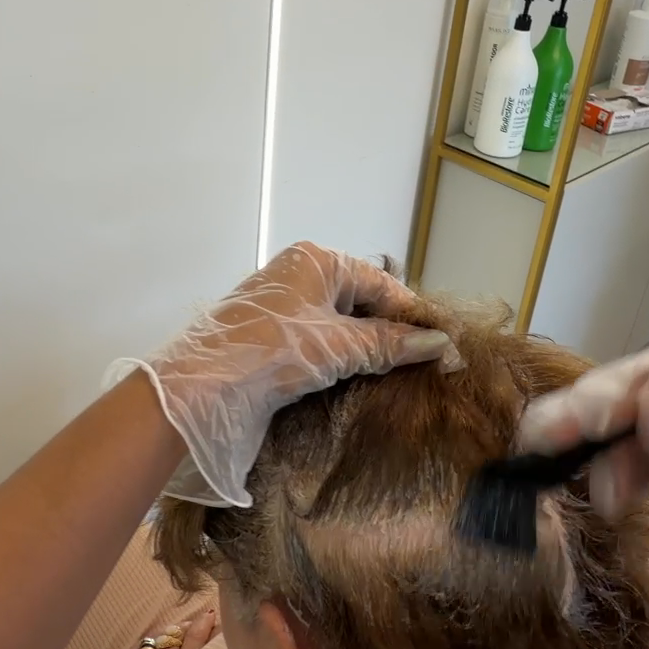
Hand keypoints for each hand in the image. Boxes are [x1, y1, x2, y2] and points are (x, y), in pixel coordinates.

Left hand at [107, 242, 458, 506]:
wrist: (203, 388)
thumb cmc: (274, 350)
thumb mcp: (338, 345)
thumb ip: (390, 344)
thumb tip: (440, 344)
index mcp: (316, 260)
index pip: (380, 283)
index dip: (413, 313)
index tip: (446, 342)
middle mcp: (299, 275)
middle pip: (360, 301)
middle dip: (392, 331)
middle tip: (429, 363)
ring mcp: (283, 305)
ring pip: (340, 323)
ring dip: (368, 347)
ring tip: (403, 374)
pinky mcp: (271, 336)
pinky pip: (319, 340)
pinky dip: (342, 357)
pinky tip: (362, 378)